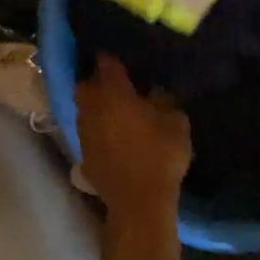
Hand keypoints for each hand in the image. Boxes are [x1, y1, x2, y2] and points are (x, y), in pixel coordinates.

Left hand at [75, 54, 192, 221]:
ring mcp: (84, 132)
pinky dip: (98, 127)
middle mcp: (93, 107)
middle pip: (86, 84)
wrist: (139, 203)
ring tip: (116, 107)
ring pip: (84, 108)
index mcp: (113, 93)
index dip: (114, 56)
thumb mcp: (176, 121)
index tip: (126, 55)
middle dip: (98, 79)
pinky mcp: (84, 155)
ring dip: (96, 104)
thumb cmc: (160, 155)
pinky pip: (88, 131)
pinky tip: (114, 133)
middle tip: (118, 81)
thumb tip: (155, 89)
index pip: (106, 62)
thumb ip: (164, 99)